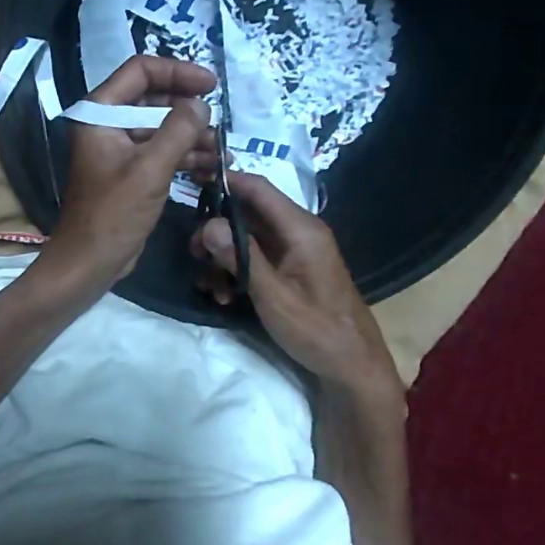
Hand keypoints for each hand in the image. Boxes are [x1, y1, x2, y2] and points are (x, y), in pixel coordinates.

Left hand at [42, 56, 217, 283]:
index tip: (210, 85)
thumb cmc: (114, 213)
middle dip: (190, 111)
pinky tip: (214, 169)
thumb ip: (178, 130)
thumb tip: (201, 104)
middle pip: (155, 99)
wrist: (91, 260)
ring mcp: (120, 148)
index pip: (140, 71)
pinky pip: (162, 152)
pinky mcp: (132, 171)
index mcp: (100, 113)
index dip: (178, 72)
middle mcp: (107, 124)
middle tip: (221, 126)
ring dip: (193, 138)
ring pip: (162, 128)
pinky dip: (186, 157)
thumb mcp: (150, 169)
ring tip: (224, 154)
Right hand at [192, 172, 401, 396]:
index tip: (191, 178)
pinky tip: (225, 296)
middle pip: (247, 212)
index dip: (225, 179)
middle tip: (193, 252)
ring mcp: (294, 250)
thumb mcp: (274, 297)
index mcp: (301, 229)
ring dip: (222, 257)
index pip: (258, 188)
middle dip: (215, 229)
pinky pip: (254, 257)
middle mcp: (298, 232)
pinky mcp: (289, 268)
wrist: (352, 366)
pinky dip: (235, 271)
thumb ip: (241, 258)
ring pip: (246, 237)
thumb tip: (208, 224)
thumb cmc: (317, 330)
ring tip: (210, 286)